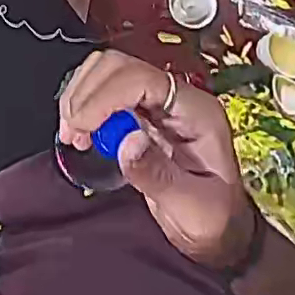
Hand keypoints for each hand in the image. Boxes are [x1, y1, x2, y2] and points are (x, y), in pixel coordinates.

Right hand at [58, 50, 256, 269]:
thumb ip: (159, 175)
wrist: (220, 229)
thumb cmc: (214, 219)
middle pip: (122, 66)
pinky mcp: (140, 112)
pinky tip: (79, 132)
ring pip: (109, 72)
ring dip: (82, 96)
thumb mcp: (194, 209)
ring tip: (74, 134)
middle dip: (89, 93)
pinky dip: (83, 104)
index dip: (107, 96)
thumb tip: (127, 141)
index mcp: (196, 111)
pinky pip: (104, 91)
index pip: (145, 79)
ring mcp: (157, 101)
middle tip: (73, 132)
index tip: (83, 127)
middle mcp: (176, 96)